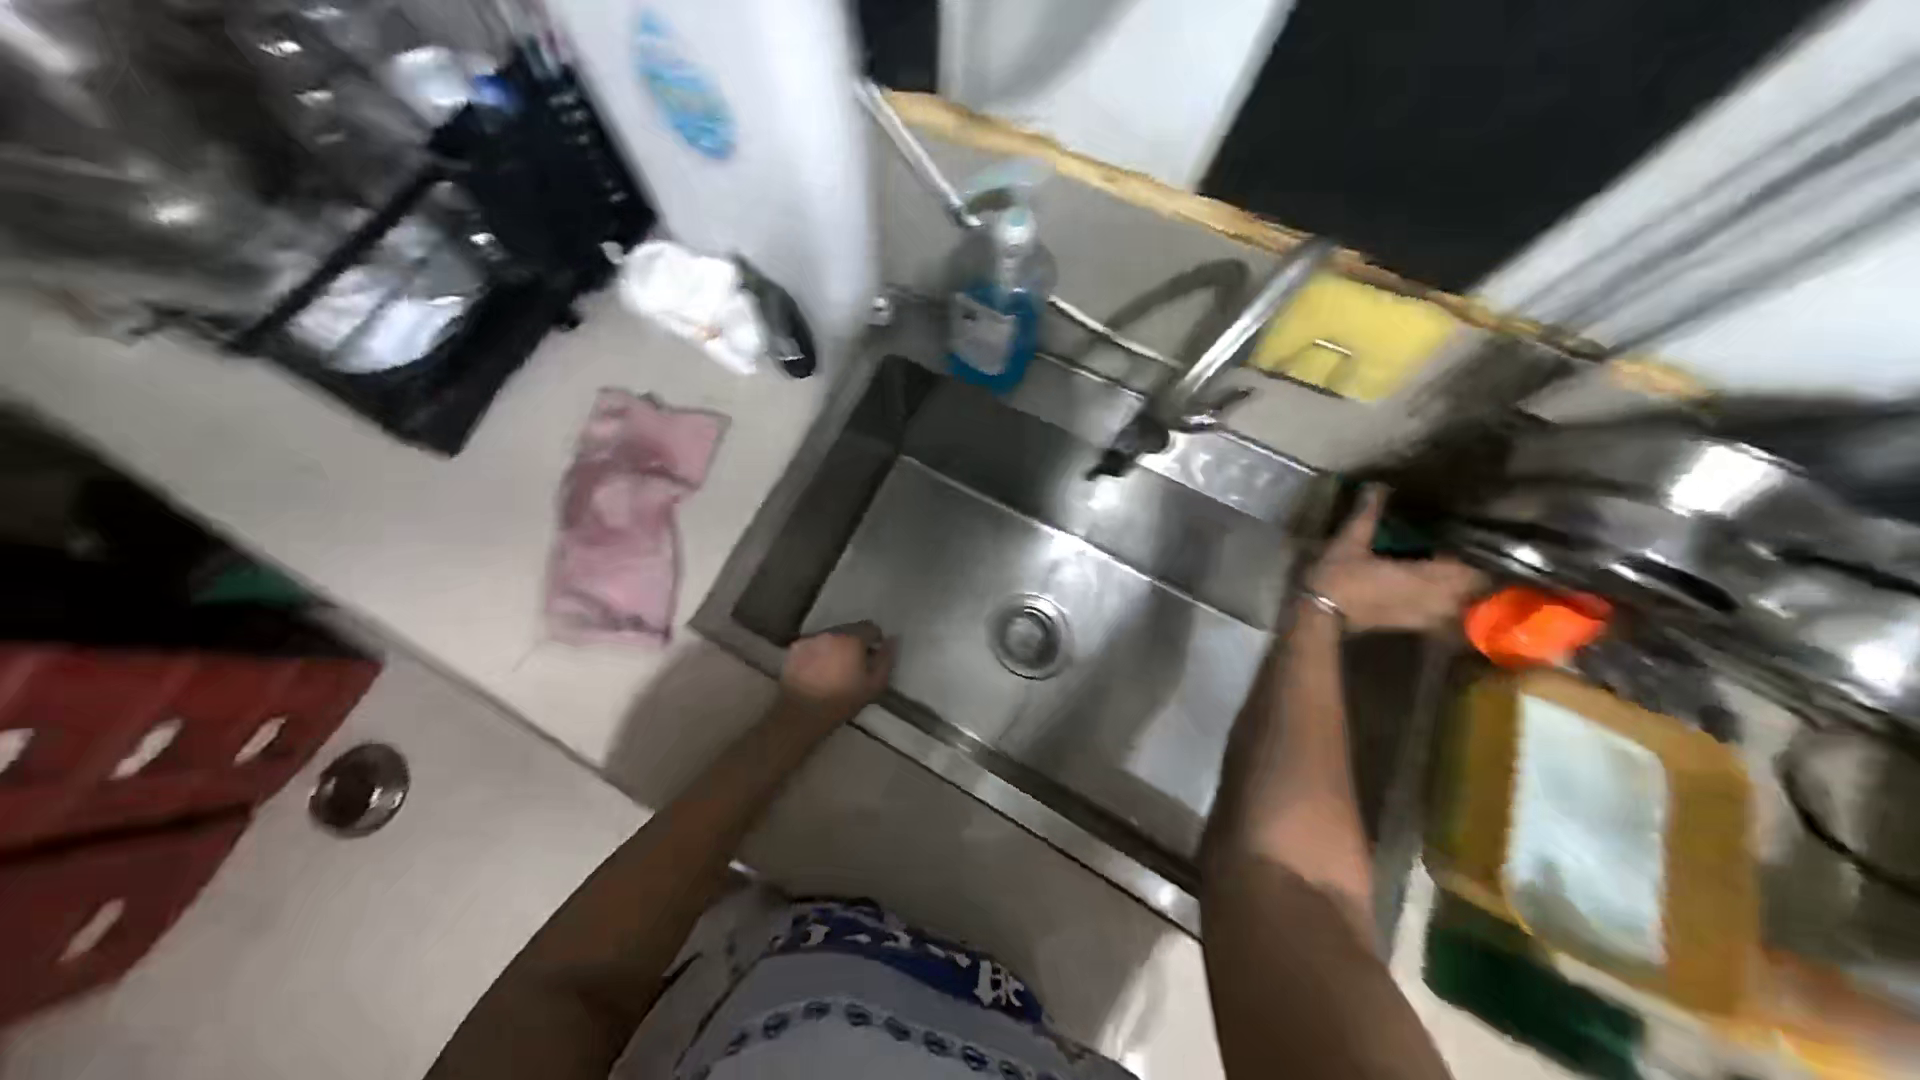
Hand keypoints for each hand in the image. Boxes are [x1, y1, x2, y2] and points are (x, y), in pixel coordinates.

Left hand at [778, 621, 895, 721]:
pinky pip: (813, 643)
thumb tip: (893, 640)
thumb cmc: (842, 701)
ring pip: (830, 635)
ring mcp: (810, 638)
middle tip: (855, 663)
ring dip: (836, 645)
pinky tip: (817, 669)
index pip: (870, 627)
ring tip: (835, 667)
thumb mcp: (874, 685)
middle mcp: (831, 632)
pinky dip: (819, 651)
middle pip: (849, 629)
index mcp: (852, 638)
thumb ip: (886, 659)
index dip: (875, 640)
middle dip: (855, 642)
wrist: (802, 714)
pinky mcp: (795, 648)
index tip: (873, 656)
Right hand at [1305, 485, 1484, 632]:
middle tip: (1457, 556)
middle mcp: (1428, 598)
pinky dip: (1447, 609)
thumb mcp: (1348, 541)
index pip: (1465, 570)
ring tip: (1452, 578)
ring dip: (1461, 593)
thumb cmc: (1335, 577)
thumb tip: (1377, 485)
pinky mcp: (1410, 625)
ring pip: (1459, 607)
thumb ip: (1368, 514)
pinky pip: (1442, 619)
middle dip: (1470, 575)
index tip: (1458, 541)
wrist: (1319, 614)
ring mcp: (1421, 615)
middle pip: (1468, 590)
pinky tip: (1435, 597)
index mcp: (1418, 576)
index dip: (1469, 557)